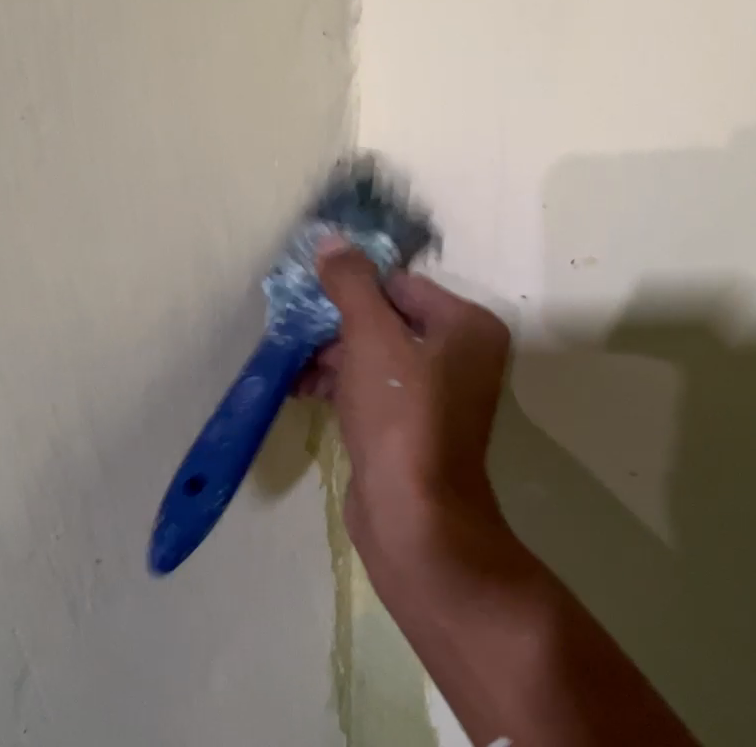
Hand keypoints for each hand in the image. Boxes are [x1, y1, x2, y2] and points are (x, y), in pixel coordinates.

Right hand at [296, 239, 512, 552]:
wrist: (412, 514)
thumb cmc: (400, 415)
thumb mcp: (370, 336)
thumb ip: (350, 283)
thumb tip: (331, 241)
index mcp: (467, 326)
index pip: (402, 284)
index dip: (353, 287)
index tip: (308, 293)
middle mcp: (461, 355)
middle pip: (387, 320)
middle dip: (336, 323)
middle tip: (291, 327)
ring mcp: (438, 395)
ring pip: (375, 356)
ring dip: (330, 355)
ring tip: (288, 361)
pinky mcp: (412, 428)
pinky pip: (373, 389)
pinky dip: (339, 384)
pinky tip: (298, 387)